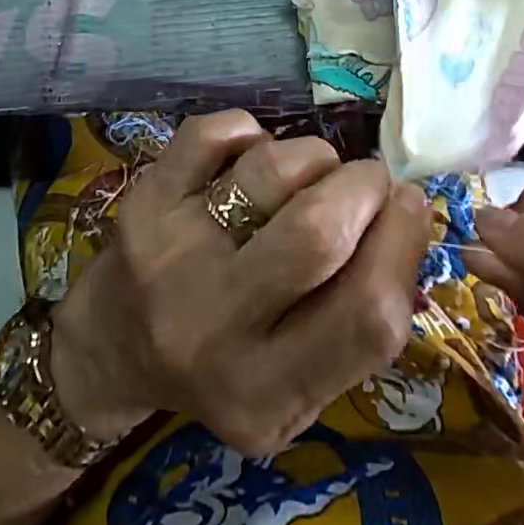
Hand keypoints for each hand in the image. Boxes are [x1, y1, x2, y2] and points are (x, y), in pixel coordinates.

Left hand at [48, 110, 431, 456]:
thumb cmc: (218, 370)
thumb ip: (355, 328)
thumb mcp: (294, 393)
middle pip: (317, 231)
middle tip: (368, 179)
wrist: (112, 348)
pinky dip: (250, 130)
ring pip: (269, 170)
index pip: (368, 315)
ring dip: (312, 156)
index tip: (411, 205)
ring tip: (311, 171)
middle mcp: (212, 328)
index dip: (404, 245)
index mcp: (265, 394)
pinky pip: (212, 134)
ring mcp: (169, 256)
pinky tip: (253, 154)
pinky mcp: (141, 204)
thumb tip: (407, 217)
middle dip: (363, 187)